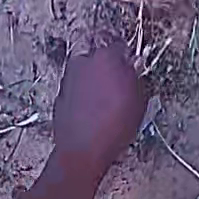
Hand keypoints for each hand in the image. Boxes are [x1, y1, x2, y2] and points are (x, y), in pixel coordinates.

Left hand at [50, 41, 147, 182]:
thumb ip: (136, 77)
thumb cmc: (114, 126)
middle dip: (108, 71)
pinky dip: (82, 97)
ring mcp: (68, 79)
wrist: (83, 151)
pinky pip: (75, 91)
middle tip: (118, 90)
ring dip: (94, 84)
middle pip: (100, 60)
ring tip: (104, 105)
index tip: (132, 71)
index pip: (121, 47)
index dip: (128, 61)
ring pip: (86, 75)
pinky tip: (91, 114)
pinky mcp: (59, 96)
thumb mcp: (139, 100)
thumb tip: (132, 70)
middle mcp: (83, 62)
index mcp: (106, 56)